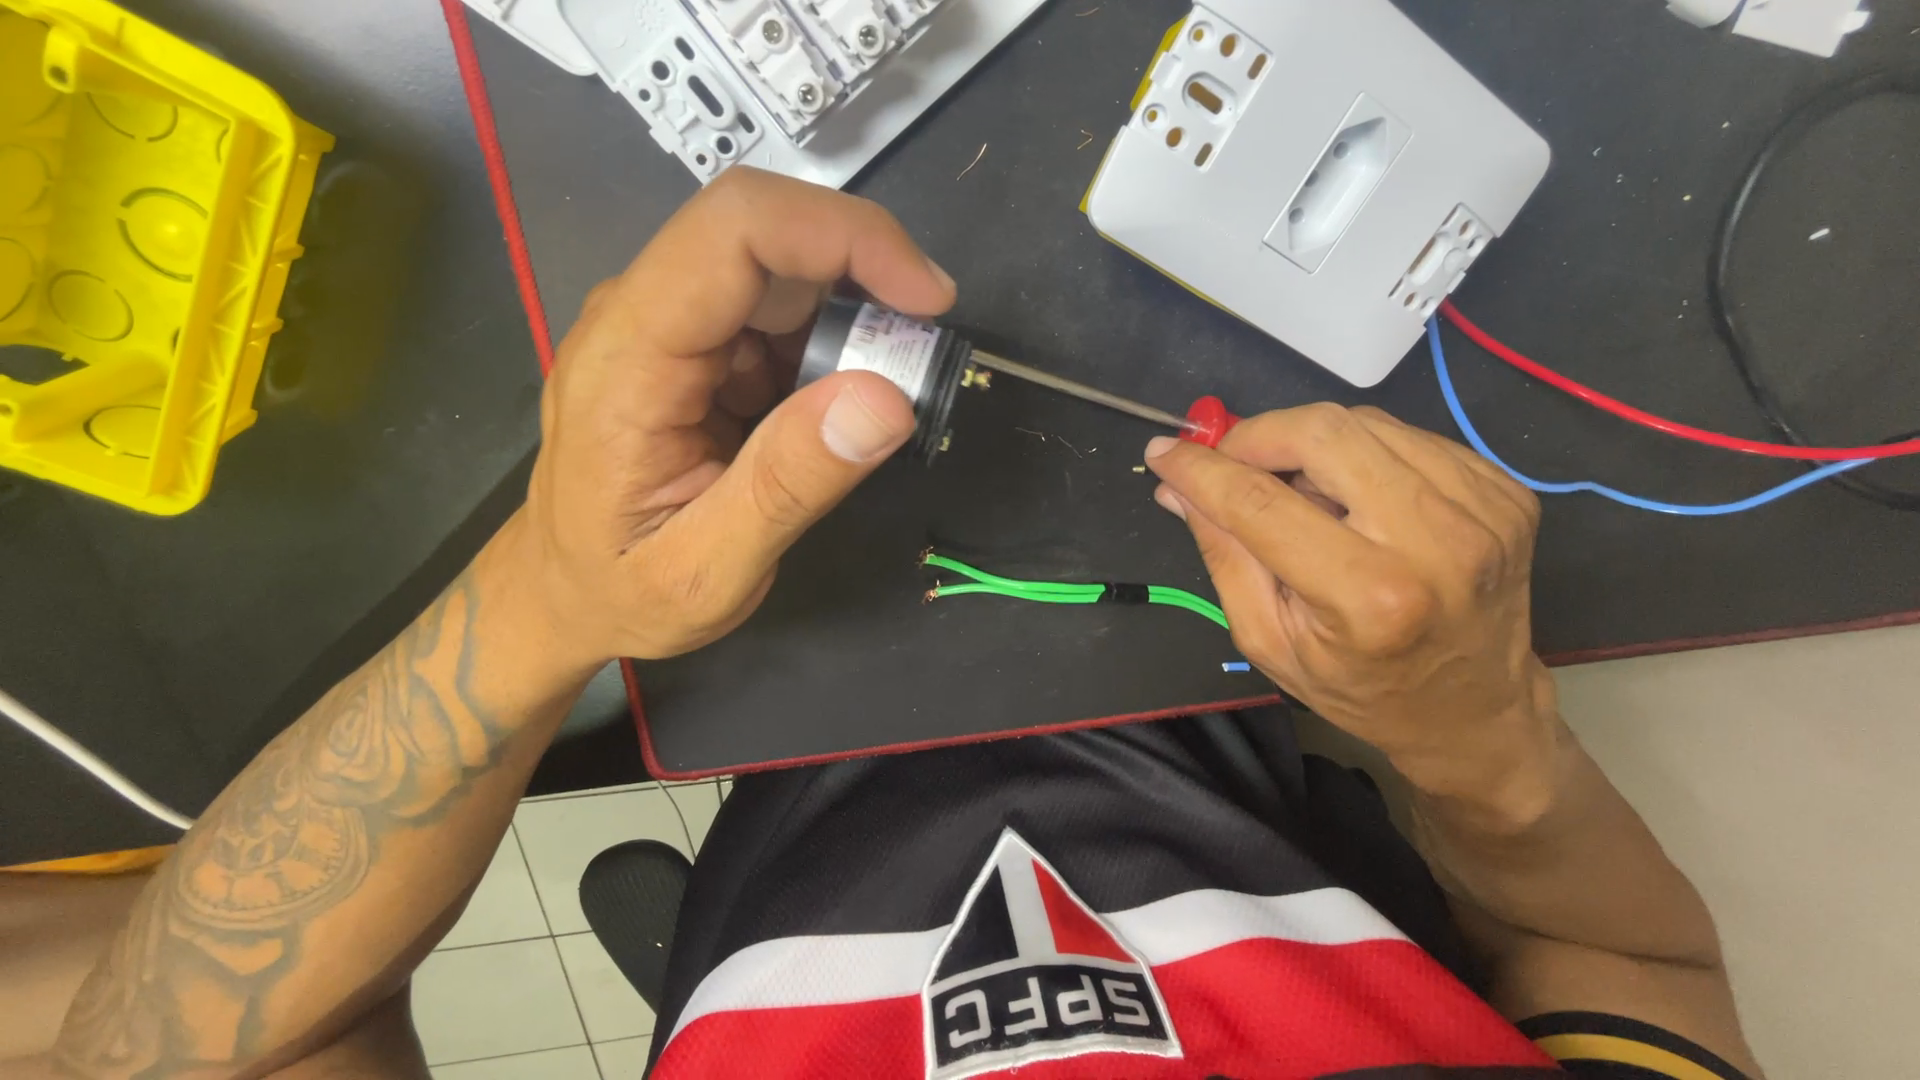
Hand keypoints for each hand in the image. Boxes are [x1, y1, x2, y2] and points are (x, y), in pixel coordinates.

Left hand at [505, 168, 956, 664]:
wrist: (567, 592)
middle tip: (919, 363)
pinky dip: (830, 347)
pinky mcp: (693, 344)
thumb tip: (888, 398)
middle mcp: (639, 316)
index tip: (927, 300)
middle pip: (765, 238)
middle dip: (863, 283)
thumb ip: (789, 486)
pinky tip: (832, 411)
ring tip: (873, 406)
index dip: (843, 236)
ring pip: (780, 272)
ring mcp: (665, 324)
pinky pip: (776, 313)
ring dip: (850, 323)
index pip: (735, 232)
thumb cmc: (622, 589)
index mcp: (627, 360)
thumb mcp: (708, 570)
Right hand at [1144, 405, 1555, 793]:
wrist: (1474, 711)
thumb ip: (1223, 555)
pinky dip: (1359, 453)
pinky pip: (1405, 437)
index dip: (1201, 470)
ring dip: (1307, 444)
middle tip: (1229, 460)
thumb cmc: (1358, 688)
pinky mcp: (1503, 489)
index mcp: (1368, 596)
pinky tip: (1350, 495)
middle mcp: (1434, 540)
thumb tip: (1177, 487)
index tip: (1164, 453)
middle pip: (1324, 432)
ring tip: (1294, 488)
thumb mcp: (1268, 640)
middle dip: (1257, 435)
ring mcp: (1479, 508)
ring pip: (1364, 423)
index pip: (1261, 503)